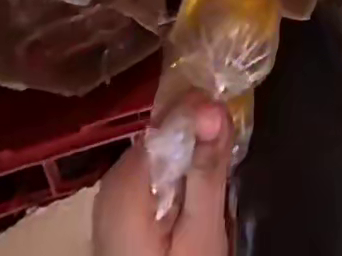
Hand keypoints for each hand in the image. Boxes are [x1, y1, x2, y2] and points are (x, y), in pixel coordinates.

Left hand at [93, 101, 231, 255]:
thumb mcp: (201, 235)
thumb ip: (207, 170)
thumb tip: (216, 107)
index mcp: (124, 184)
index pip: (164, 122)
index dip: (199, 111)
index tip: (229, 113)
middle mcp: (111, 182)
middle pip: (162, 134)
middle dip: (198, 132)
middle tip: (230, 144)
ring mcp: (113, 198)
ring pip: (161, 152)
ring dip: (192, 152)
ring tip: (219, 165)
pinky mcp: (120, 212)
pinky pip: (154, 173)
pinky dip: (179, 173)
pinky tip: (197, 191)